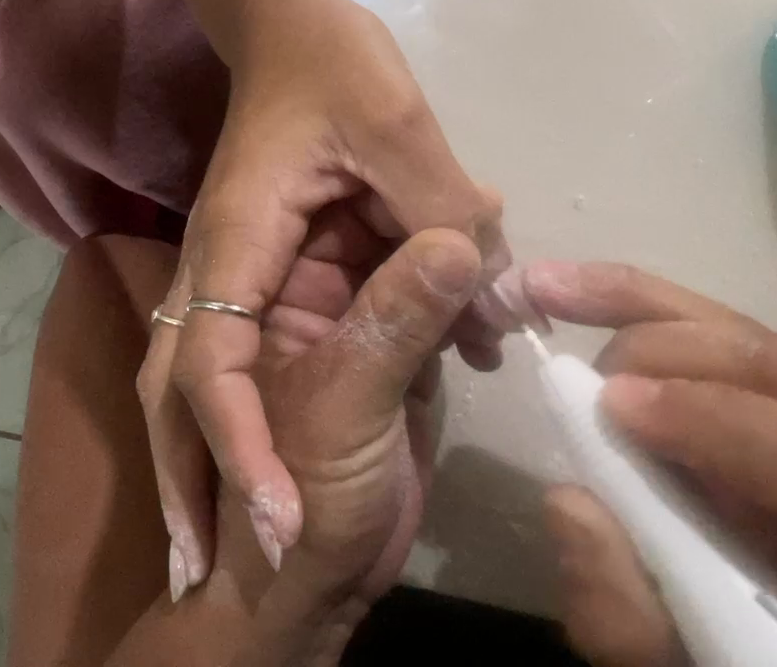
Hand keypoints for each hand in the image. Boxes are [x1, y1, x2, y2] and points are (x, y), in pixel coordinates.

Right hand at [139, 0, 508, 598]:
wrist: (291, 26)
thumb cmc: (337, 65)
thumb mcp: (401, 134)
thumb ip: (445, 225)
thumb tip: (498, 316)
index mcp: (238, 241)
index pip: (214, 358)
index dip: (237, 445)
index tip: (277, 521)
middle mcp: (218, 266)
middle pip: (180, 385)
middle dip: (194, 478)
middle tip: (215, 569)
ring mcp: (233, 266)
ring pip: (205, 369)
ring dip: (214, 451)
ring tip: (238, 535)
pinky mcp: (260, 262)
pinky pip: (253, 338)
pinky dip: (262, 396)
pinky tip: (297, 433)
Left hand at [215, 229, 483, 665]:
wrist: (321, 583)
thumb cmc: (308, 491)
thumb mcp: (345, 400)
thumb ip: (394, 320)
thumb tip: (460, 242)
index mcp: (276, 285)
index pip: (334, 219)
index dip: (391, 197)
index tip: (455, 194)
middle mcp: (314, 289)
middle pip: (380, 234)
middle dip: (435, 229)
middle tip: (493, 213)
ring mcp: (358, 319)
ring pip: (413, 268)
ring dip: (459, 269)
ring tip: (500, 255)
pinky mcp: (398, 352)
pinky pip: (436, 309)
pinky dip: (467, 307)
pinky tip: (500, 303)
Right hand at [522, 262, 776, 666]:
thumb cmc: (756, 663)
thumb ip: (635, 624)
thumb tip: (570, 504)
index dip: (728, 424)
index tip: (615, 409)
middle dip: (669, 360)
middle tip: (582, 389)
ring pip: (739, 331)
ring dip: (634, 307)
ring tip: (545, 293)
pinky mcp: (774, 390)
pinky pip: (706, 331)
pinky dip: (629, 304)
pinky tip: (567, 286)